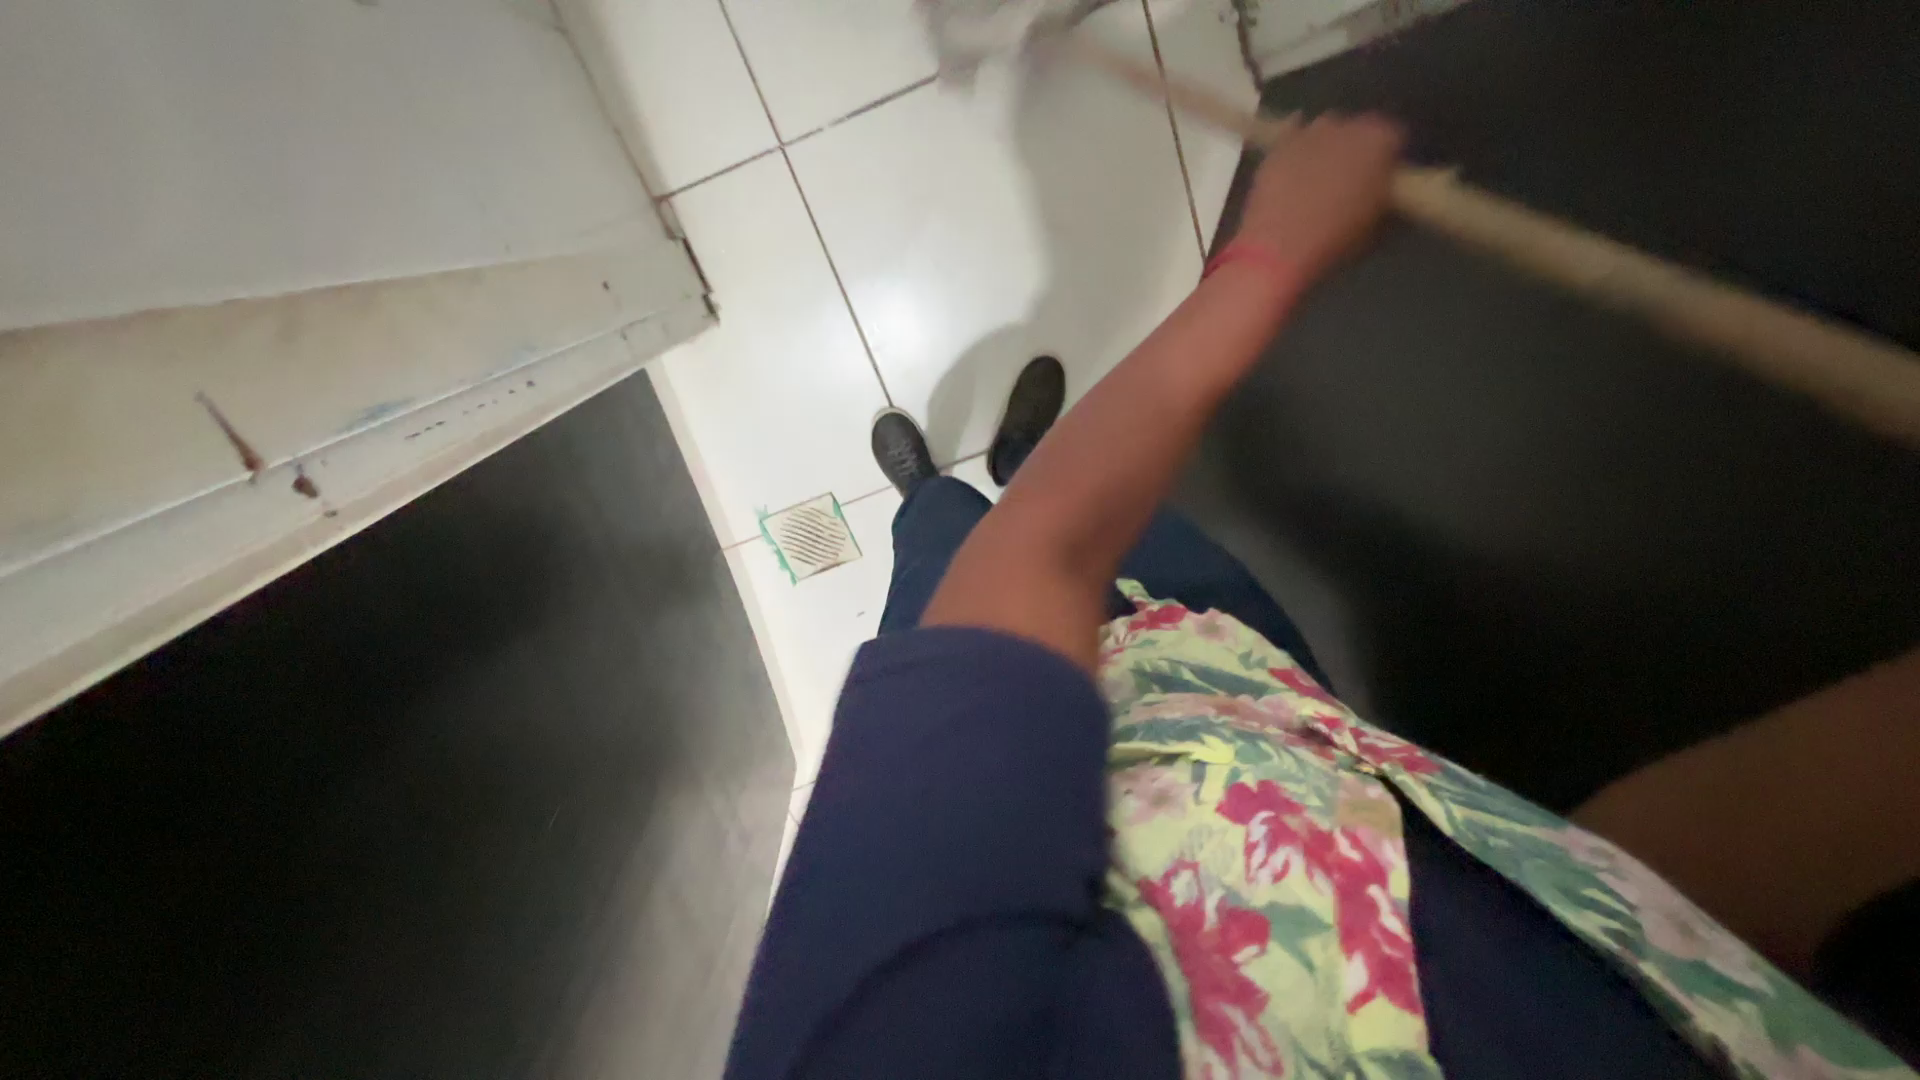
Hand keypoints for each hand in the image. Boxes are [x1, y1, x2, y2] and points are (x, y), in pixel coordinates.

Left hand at [1234, 112, 1406, 284]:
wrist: (1281, 247)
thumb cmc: (1336, 240)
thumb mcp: (1377, 224)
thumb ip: (1382, 196)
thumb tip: (1379, 192)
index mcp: (1381, 142)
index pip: (1393, 139)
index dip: (1386, 160)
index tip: (1380, 178)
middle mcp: (1349, 126)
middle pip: (1358, 130)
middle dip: (1355, 150)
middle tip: (1346, 179)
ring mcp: (1311, 132)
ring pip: (1325, 130)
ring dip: (1325, 146)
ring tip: (1316, 175)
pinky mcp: (1279, 146)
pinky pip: (1291, 135)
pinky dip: (1295, 145)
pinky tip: (1293, 162)